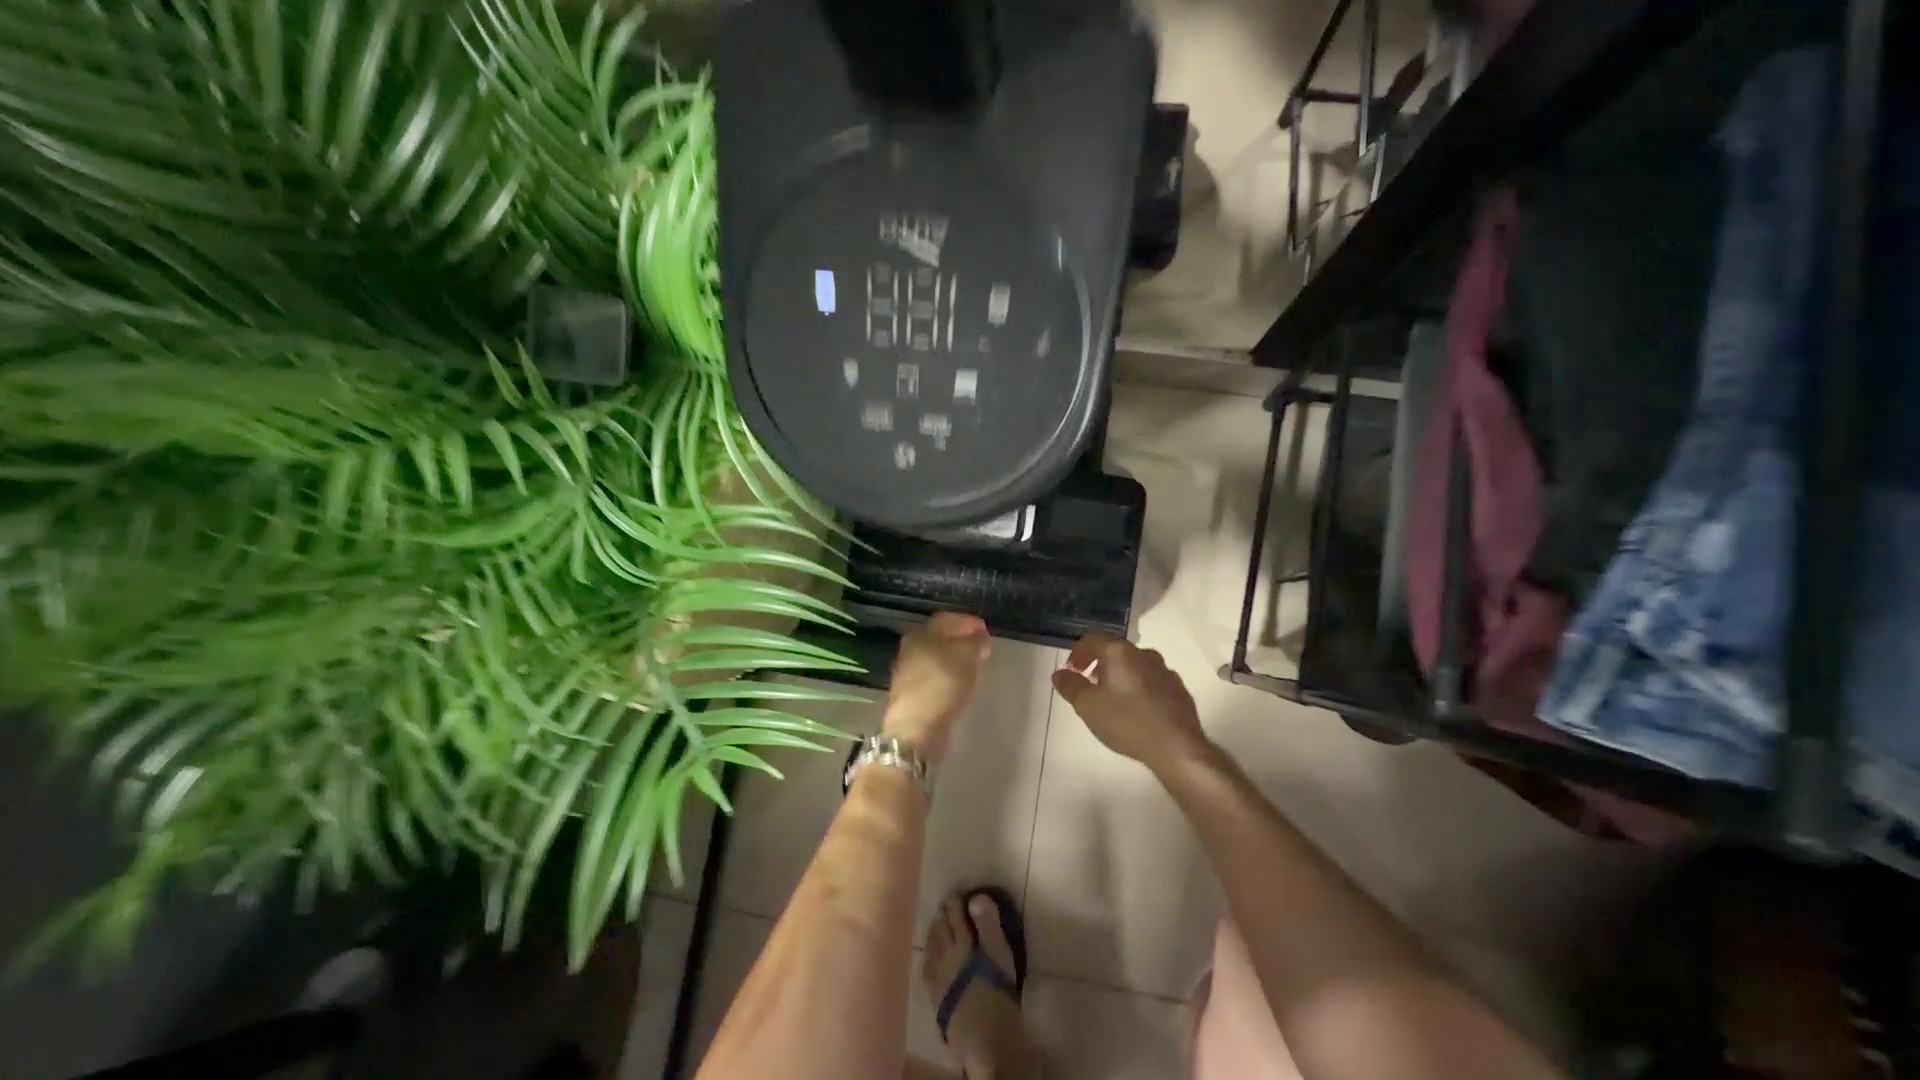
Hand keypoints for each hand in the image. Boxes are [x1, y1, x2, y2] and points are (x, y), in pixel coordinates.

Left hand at [882, 612, 991, 762]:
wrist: (916, 729)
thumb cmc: (941, 685)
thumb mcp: (966, 657)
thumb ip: (975, 643)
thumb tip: (979, 637)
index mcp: (920, 634)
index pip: (946, 619)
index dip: (968, 621)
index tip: (986, 630)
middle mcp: (910, 650)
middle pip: (939, 638)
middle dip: (962, 640)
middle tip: (982, 647)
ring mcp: (908, 674)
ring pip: (937, 659)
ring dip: (956, 660)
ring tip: (975, 666)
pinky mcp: (912, 695)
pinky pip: (935, 678)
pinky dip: (949, 676)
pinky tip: (961, 684)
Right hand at [1051, 633, 1212, 774]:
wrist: (1176, 746)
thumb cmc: (1127, 722)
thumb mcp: (1088, 706)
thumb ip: (1071, 686)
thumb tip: (1060, 673)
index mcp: (1121, 652)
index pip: (1093, 639)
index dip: (1078, 652)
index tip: (1071, 670)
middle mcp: (1145, 654)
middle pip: (1116, 651)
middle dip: (1099, 664)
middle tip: (1088, 684)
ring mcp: (1166, 671)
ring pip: (1136, 666)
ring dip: (1119, 676)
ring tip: (1111, 699)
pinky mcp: (1179, 690)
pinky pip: (1152, 681)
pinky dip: (1138, 688)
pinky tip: (1135, 710)